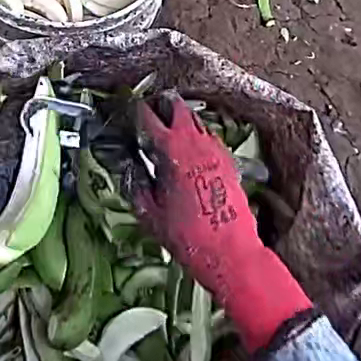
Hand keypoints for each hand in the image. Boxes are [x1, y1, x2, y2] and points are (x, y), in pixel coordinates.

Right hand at [131, 92, 311, 350]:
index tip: (128, 107)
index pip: (148, 116)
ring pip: (196, 121)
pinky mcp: (229, 164)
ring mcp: (216, 152)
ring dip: (180, 120)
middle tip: (150, 111)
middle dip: (162, 105)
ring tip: (168, 130)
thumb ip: (136, 184)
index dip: (135, 108)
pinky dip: (197, 137)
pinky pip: (210, 139)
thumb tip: (129, 169)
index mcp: (172, 151)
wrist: (232, 256)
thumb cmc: (189, 237)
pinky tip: (189, 152)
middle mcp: (195, 144)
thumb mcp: (149, 212)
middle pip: (178, 107)